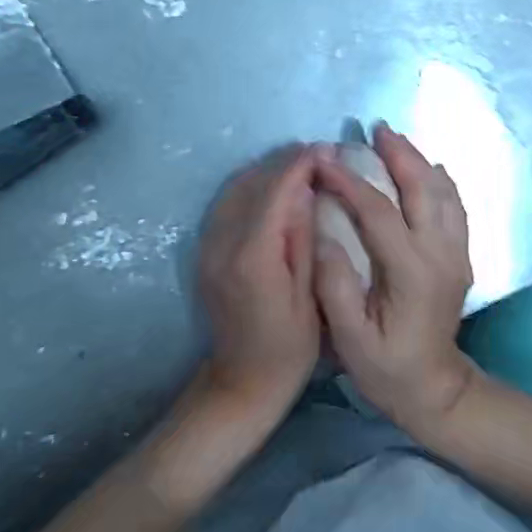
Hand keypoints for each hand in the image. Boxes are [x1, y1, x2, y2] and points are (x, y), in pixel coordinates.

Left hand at [197, 144, 322, 418]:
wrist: (241, 383)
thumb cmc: (290, 346)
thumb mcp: (311, 294)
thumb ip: (304, 238)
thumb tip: (306, 190)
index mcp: (253, 256)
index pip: (275, 192)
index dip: (300, 165)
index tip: (326, 149)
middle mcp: (223, 244)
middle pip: (252, 183)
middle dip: (285, 161)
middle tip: (318, 153)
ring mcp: (208, 247)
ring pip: (234, 189)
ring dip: (266, 170)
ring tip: (300, 165)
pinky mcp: (205, 252)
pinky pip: (226, 204)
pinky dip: (250, 185)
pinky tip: (273, 187)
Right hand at [313, 123, 475, 432]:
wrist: (435, 387)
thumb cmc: (385, 367)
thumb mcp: (350, 338)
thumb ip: (335, 286)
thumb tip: (322, 233)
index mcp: (412, 272)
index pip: (380, 212)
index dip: (351, 182)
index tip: (324, 161)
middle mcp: (442, 253)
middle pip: (424, 188)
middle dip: (399, 154)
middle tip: (375, 129)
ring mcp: (458, 252)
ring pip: (445, 192)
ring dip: (420, 161)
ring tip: (395, 141)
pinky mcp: (463, 255)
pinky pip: (457, 206)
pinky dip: (442, 181)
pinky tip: (428, 168)